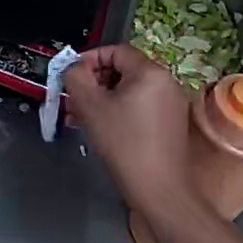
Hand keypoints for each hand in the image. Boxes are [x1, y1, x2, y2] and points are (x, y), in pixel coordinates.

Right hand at [63, 44, 192, 216]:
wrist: (160, 191)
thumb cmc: (124, 144)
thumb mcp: (90, 105)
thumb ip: (76, 77)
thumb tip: (73, 68)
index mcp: (150, 72)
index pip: (115, 50)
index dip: (89, 59)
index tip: (72, 76)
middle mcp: (166, 83)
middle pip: (122, 70)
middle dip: (94, 82)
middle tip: (74, 99)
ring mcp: (171, 104)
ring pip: (129, 90)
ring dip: (103, 98)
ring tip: (81, 117)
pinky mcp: (171, 124)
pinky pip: (139, 106)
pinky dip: (118, 111)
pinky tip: (101, 128)